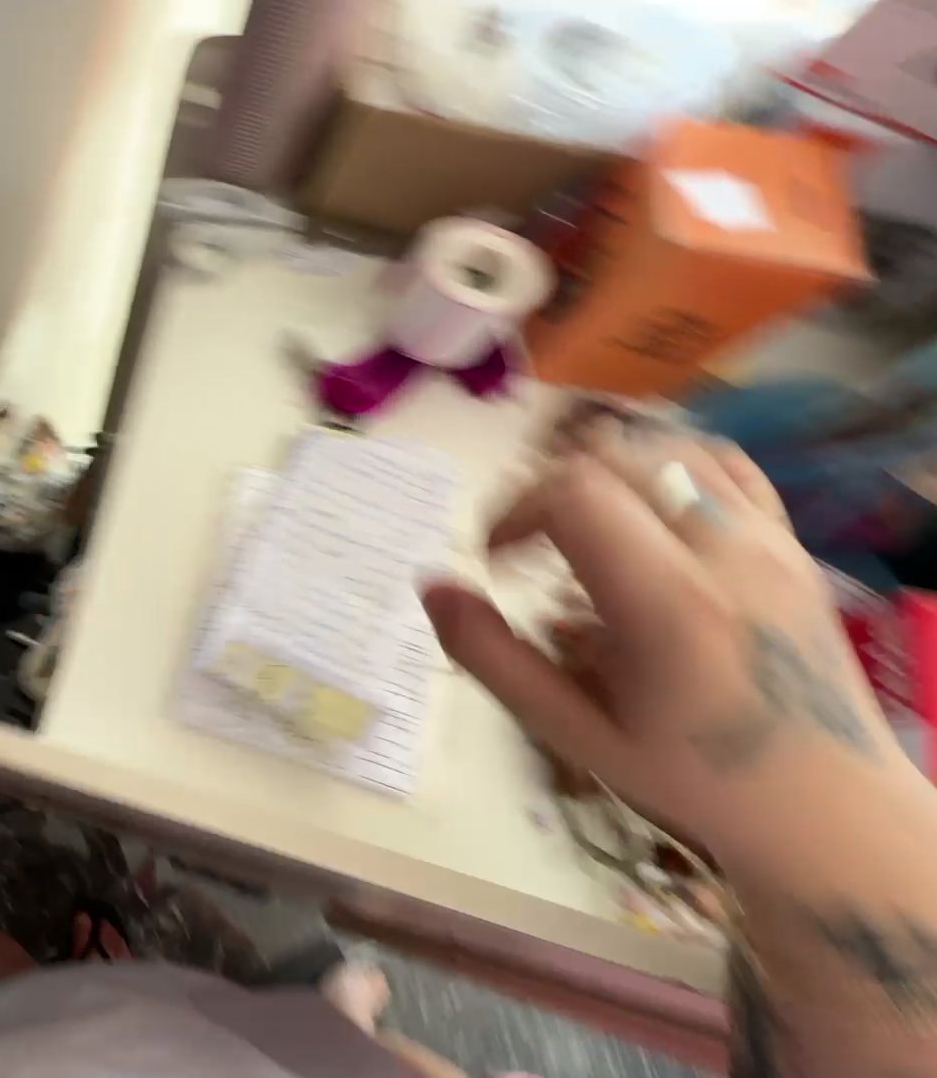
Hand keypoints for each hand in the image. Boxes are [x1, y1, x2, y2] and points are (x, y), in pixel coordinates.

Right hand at [421, 420, 915, 867]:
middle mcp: (729, 555)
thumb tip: (431, 586)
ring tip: (576, 529)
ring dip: (601, 475)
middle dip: (545, 491)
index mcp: (669, 603)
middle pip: (614, 460)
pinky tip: (638, 515)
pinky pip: (724, 468)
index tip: (495, 561)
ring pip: (669, 450)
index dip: (511, 511)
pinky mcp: (792, 546)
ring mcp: (772, 544)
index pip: (574, 494)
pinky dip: (663, 470)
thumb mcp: (565, 728)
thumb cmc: (683, 774)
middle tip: (523, 547)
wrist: (828, 809)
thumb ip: (489, 654)